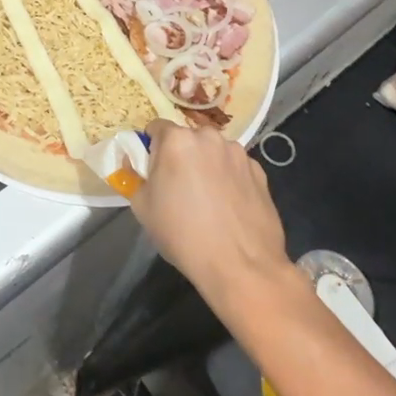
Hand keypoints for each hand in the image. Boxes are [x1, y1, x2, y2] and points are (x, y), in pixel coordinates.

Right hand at [129, 120, 292, 303]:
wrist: (241, 266)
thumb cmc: (183, 236)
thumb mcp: (142, 208)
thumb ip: (135, 177)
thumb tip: (135, 164)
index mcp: (177, 140)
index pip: (156, 128)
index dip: (151, 149)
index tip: (154, 173)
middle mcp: (209, 137)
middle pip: (187, 139)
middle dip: (181, 157)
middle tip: (180, 190)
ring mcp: (238, 153)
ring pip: (213, 152)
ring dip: (207, 166)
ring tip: (209, 202)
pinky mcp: (259, 171)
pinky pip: (235, 167)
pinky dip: (229, 179)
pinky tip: (230, 208)